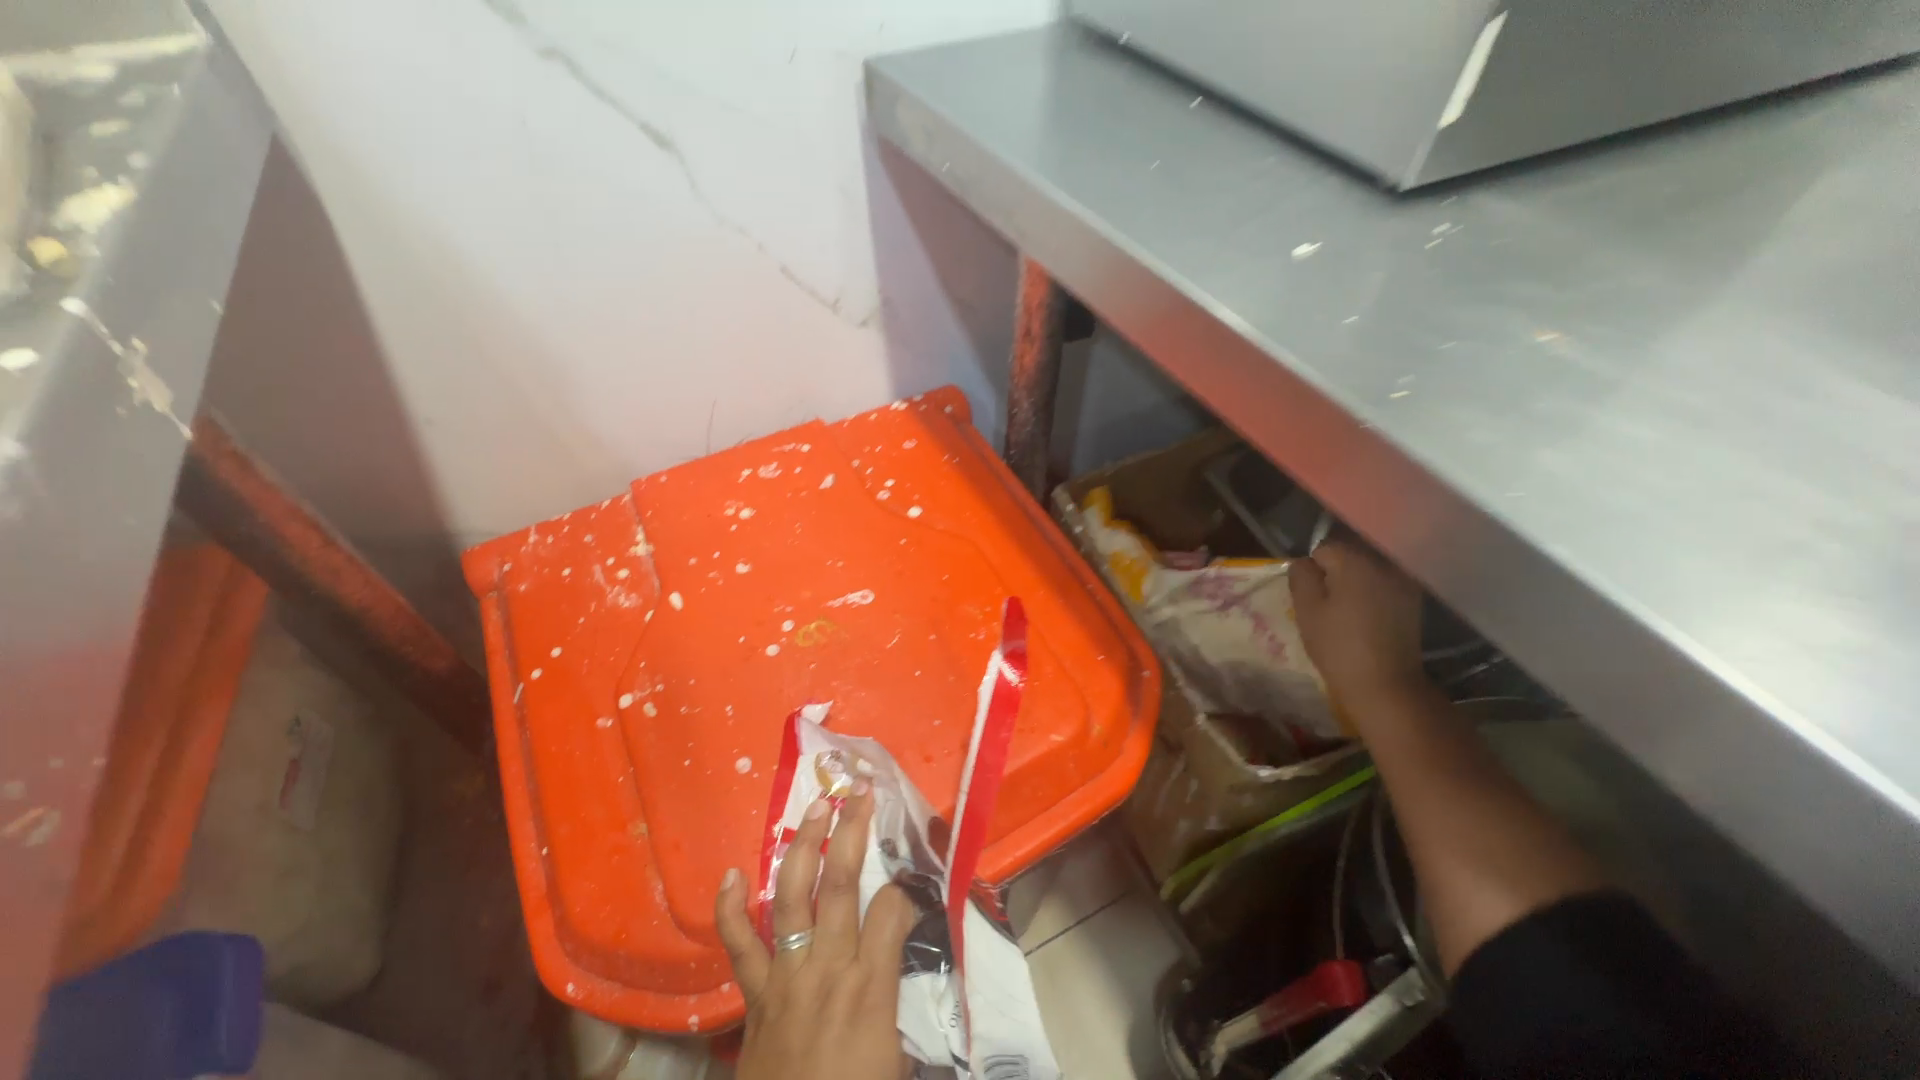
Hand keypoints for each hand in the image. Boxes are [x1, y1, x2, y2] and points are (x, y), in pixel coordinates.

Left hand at [716, 781, 918, 1079]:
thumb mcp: (898, 1056)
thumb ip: (904, 1008)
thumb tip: (913, 977)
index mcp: (872, 985)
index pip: (894, 910)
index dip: (907, 884)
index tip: (914, 870)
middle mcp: (828, 966)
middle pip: (841, 884)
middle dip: (852, 833)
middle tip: (858, 793)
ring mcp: (786, 974)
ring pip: (793, 898)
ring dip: (802, 849)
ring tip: (813, 809)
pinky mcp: (755, 992)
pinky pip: (738, 943)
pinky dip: (731, 908)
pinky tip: (732, 874)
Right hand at [1289, 540, 1428, 712]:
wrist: (1385, 685)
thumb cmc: (1338, 647)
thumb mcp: (1306, 611)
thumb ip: (1301, 577)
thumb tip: (1304, 562)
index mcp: (1355, 562)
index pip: (1324, 548)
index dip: (1312, 571)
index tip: (1311, 598)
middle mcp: (1383, 564)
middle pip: (1349, 557)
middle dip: (1335, 575)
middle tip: (1327, 608)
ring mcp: (1403, 583)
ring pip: (1368, 573)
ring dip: (1355, 586)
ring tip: (1348, 616)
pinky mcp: (1413, 603)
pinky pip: (1384, 588)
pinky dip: (1373, 597)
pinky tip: (1368, 622)